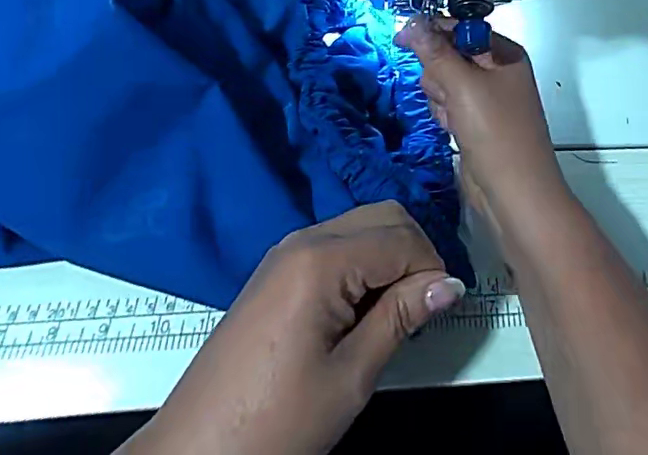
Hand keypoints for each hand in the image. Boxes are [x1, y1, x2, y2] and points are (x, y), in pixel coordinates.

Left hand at [121, 201, 466, 454]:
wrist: (197, 445)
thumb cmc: (277, 419)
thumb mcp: (350, 376)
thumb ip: (400, 318)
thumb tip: (450, 284)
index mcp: (321, 258)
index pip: (400, 237)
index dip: (432, 268)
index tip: (443, 310)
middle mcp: (304, 237)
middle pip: (382, 215)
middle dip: (414, 251)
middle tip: (422, 309)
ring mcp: (288, 249)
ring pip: (361, 225)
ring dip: (389, 256)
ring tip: (395, 314)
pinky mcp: (279, 267)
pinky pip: (336, 244)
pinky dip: (363, 263)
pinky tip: (363, 309)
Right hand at [398, 18, 565, 211]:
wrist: (515, 194)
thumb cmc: (497, 134)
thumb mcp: (464, 86)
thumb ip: (435, 52)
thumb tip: (412, 23)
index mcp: (504, 53)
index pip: (461, 27)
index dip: (433, 31)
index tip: (403, 38)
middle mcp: (496, 70)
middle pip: (447, 53)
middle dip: (439, 74)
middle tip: (447, 94)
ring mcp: (485, 97)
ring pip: (443, 80)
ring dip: (440, 98)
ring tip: (454, 118)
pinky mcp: (474, 120)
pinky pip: (446, 103)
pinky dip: (444, 114)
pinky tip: (453, 130)